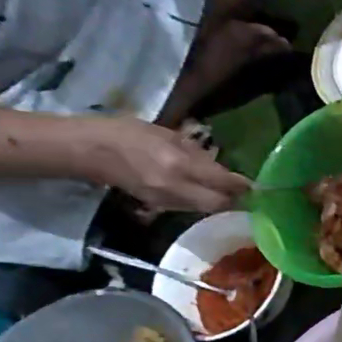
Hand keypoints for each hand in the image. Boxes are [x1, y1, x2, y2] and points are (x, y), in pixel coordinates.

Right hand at [69, 116, 251, 212]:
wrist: (87, 151)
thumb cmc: (126, 133)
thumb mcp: (166, 134)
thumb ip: (196, 153)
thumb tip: (220, 167)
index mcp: (179, 165)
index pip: (222, 182)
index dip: (241, 185)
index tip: (254, 184)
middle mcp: (176, 188)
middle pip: (219, 204)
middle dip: (233, 199)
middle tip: (242, 191)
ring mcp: (167, 201)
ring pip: (206, 209)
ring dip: (219, 202)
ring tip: (225, 191)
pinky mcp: (158, 207)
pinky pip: (190, 208)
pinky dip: (202, 202)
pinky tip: (202, 192)